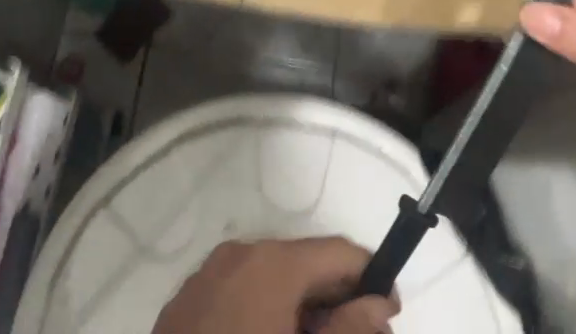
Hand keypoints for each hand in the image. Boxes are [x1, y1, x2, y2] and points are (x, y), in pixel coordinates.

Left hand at [152, 237, 398, 333]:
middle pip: (306, 264)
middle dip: (338, 299)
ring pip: (273, 279)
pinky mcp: (185, 302)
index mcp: (272, 263)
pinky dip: (266, 311)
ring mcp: (208, 276)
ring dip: (303, 308)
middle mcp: (239, 254)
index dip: (371, 277)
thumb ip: (350, 331)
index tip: (389, 313)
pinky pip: (240, 293)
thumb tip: (378, 304)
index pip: (339, 251)